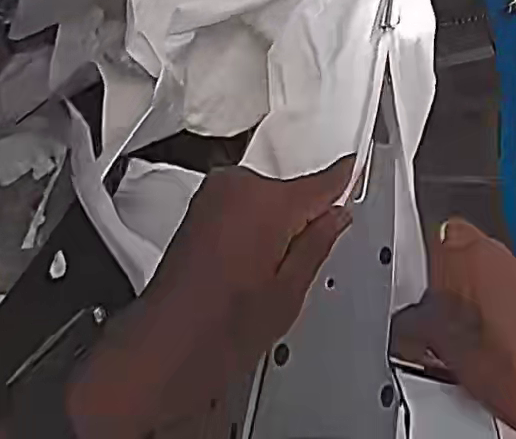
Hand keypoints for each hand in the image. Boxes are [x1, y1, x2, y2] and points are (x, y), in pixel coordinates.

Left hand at [67, 157, 354, 436]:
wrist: (161, 347)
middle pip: (293, 190)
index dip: (344, 177)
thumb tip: (335, 217)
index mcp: (270, 204)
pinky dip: (252, 219)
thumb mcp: (288, 294)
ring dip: (274, 218)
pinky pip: (243, 199)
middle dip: (303, 214)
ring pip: (268, 194)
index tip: (354, 168)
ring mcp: (217, 192)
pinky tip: (245, 260)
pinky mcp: (202, 202)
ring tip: (263, 268)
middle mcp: (241, 187)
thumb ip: (319, 243)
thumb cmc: (216, 330)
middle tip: (298, 257)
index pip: (323, 180)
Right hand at [393, 218, 515, 438]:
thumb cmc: (503, 364)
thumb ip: (417, 308)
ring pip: (472, 260)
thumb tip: (408, 311)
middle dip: (438, 268)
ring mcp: (511, 266)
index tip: (408, 273)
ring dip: (459, 280)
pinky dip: (478, 294)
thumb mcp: (438, 336)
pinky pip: (490, 276)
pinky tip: (472, 327)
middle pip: (452, 241)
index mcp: (467, 249)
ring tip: (450, 318)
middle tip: (427, 298)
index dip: (414, 253)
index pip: (431, 229)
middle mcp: (492, 250)